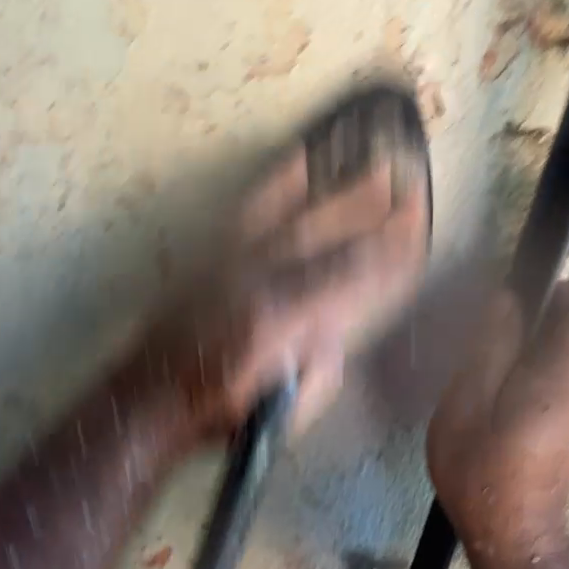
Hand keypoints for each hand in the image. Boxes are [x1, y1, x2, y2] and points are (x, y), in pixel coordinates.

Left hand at [132, 146, 428, 442]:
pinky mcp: (214, 251)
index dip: (388, 250)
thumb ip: (324, 359)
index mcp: (280, 317)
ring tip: (366, 160)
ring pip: (293, 212)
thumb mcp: (289, 401)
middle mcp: (257, 276)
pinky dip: (280, 182)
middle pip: (326, 233)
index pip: (350, 274)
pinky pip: (252, 208)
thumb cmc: (224, 410)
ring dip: (335, 187)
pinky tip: (299, 158)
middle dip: (369, 206)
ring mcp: (232, 258)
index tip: (417, 226)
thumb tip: (340, 319)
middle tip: (406, 180)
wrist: (151, 394)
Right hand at [426, 222, 568, 549]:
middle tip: (522, 254)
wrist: (516, 538)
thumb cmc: (484, 475)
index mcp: (564, 378)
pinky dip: (541, 333)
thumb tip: (508, 296)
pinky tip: (504, 337)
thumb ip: (491, 346)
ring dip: (547, 307)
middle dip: (563, 276)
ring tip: (503, 294)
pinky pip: (562, 355)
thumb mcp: (469, 405)